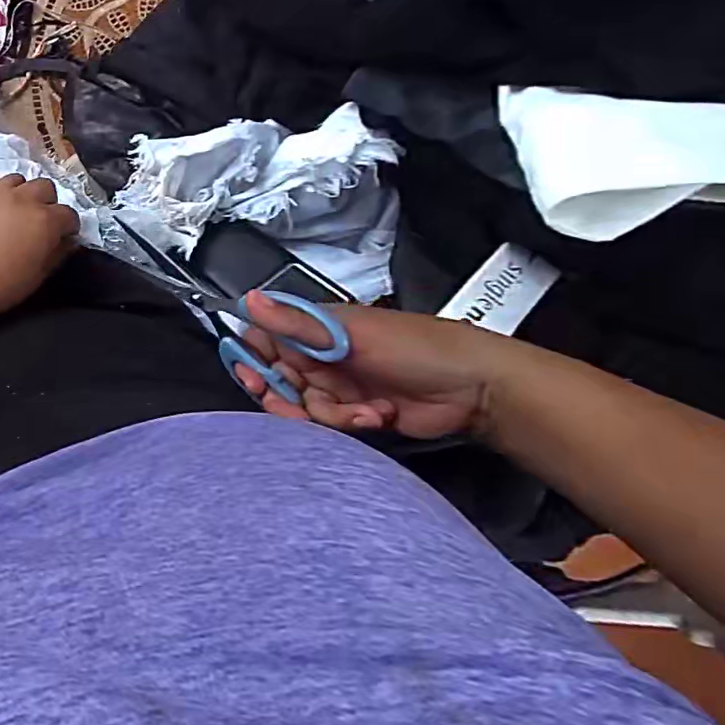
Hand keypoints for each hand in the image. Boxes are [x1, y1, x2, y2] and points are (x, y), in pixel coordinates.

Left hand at [0, 174, 79, 319]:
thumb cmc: (2, 287)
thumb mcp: (39, 275)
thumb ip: (58, 254)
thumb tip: (68, 242)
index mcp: (46, 220)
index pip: (69, 214)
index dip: (69, 227)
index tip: (64, 237)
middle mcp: (24, 199)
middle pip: (46, 188)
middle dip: (48, 203)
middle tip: (41, 223)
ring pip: (19, 181)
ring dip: (24, 194)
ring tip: (17, 213)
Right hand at [235, 292, 512, 438]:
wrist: (473, 389)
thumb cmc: (418, 347)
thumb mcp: (351, 334)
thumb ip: (296, 323)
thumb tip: (250, 300)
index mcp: (316, 328)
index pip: (265, 341)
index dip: (252, 361)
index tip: (256, 378)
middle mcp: (322, 355)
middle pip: (277, 380)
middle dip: (286, 398)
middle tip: (300, 404)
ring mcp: (338, 385)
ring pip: (302, 406)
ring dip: (328, 414)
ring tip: (360, 410)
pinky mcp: (354, 411)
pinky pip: (330, 423)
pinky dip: (349, 423)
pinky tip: (376, 414)